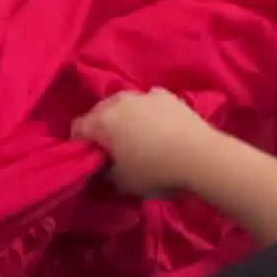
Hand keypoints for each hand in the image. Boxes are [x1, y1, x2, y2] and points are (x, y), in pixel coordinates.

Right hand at [71, 88, 222, 196]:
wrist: (199, 155)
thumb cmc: (155, 171)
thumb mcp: (122, 182)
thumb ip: (104, 171)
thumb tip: (100, 164)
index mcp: (103, 120)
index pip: (77, 128)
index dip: (80, 145)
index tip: (90, 160)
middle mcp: (119, 100)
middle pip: (100, 111)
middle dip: (101, 128)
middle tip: (112, 150)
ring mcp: (144, 94)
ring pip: (125, 104)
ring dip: (125, 118)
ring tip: (138, 138)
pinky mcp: (166, 95)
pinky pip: (148, 103)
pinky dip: (148, 113)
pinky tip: (160, 129)